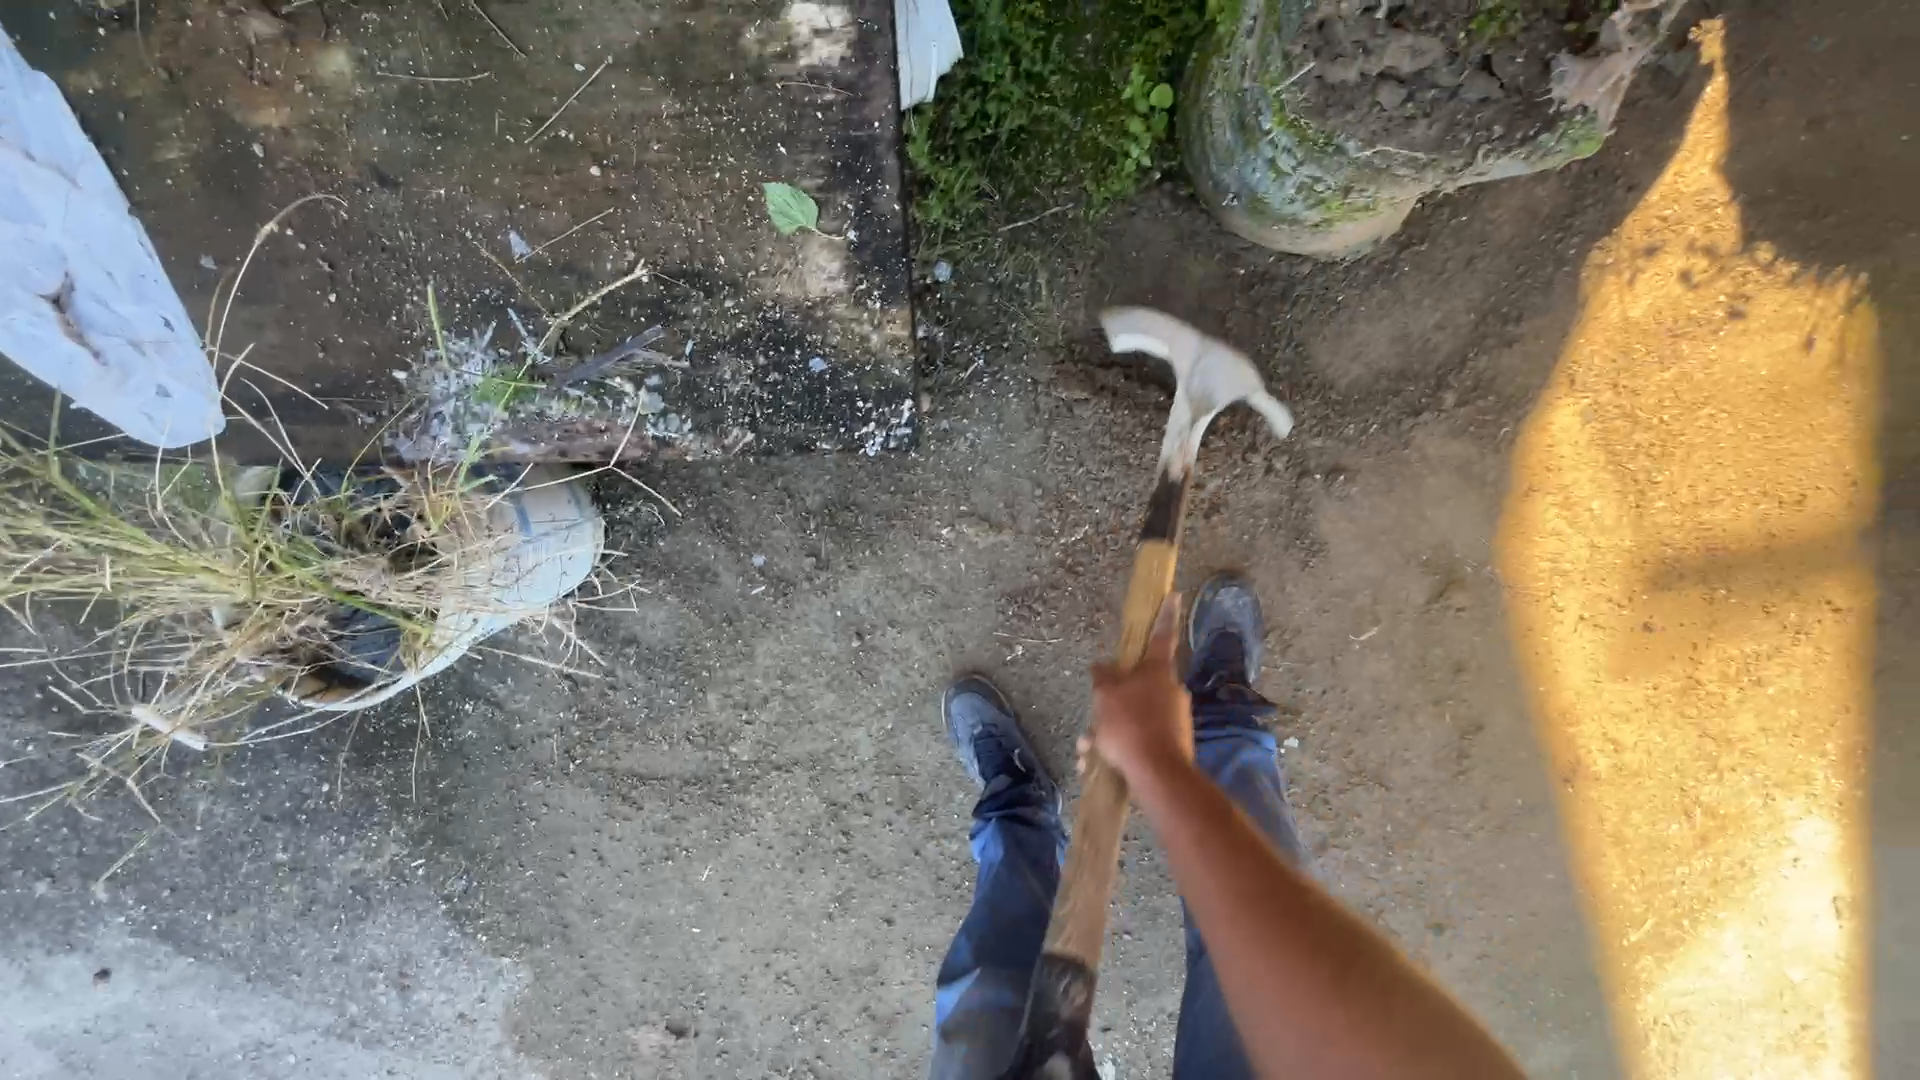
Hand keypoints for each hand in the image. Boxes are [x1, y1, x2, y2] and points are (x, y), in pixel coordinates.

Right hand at [1081, 593, 1193, 784]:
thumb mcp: (1105, 695)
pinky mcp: (1173, 743)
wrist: (1159, 774)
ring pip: (1133, 716)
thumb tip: (1102, 667)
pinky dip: (1118, 748)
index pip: (1161, 634)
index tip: (1174, 595)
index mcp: (1157, 671)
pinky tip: (1097, 764)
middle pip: (1137, 685)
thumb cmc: (1130, 725)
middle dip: (1111, 702)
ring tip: (1089, 750)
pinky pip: (1138, 739)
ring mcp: (1175, 718)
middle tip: (1094, 719)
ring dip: (1109, 730)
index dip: (1165, 614)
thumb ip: (1102, 676)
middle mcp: (1171, 690)